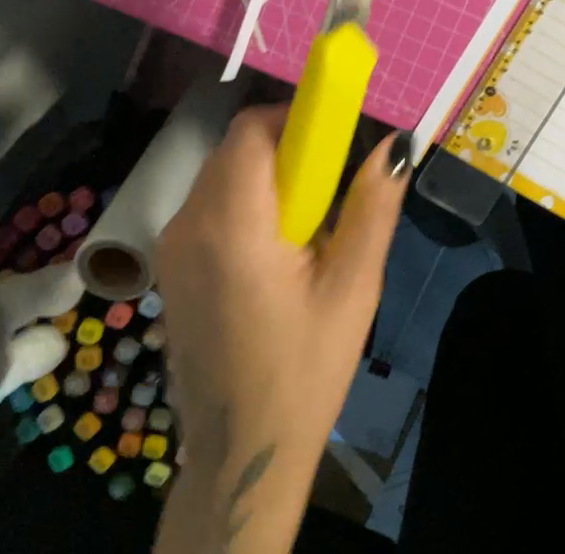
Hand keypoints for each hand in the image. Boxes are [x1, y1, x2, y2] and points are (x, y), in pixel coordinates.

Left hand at [155, 107, 408, 553]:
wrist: (241, 449)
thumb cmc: (306, 369)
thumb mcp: (353, 288)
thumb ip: (373, 208)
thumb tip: (395, 146)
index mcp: (233, 225)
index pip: (251, 130)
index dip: (293, 116)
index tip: (334, 134)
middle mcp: (188, 225)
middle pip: (234, 150)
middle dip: (284, 149)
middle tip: (331, 186)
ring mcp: (171, 248)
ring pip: (219, 177)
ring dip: (264, 178)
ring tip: (309, 225)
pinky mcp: (170, 269)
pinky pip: (207, 209)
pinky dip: (243, 205)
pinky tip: (276, 252)